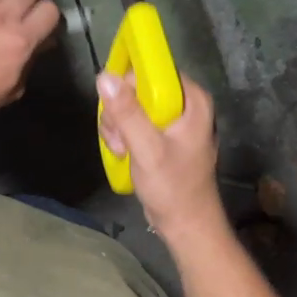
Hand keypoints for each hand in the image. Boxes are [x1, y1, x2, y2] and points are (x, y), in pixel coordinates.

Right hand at [98, 70, 220, 237]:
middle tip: (121, 139)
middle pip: (137, 88)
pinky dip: (123, 136)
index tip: (119, 111)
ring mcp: (172, 120)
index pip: (152, 71)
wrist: (185, 224)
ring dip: (118, 127)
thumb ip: (127, 113)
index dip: (130, 86)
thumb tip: (105, 77)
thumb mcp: (147, 149)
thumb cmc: (173, 187)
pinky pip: (133, 121)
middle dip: (121, 113)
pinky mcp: (161, 134)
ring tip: (123, 151)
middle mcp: (184, 104)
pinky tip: (124, 154)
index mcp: (191, 99)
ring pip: (130, 105)